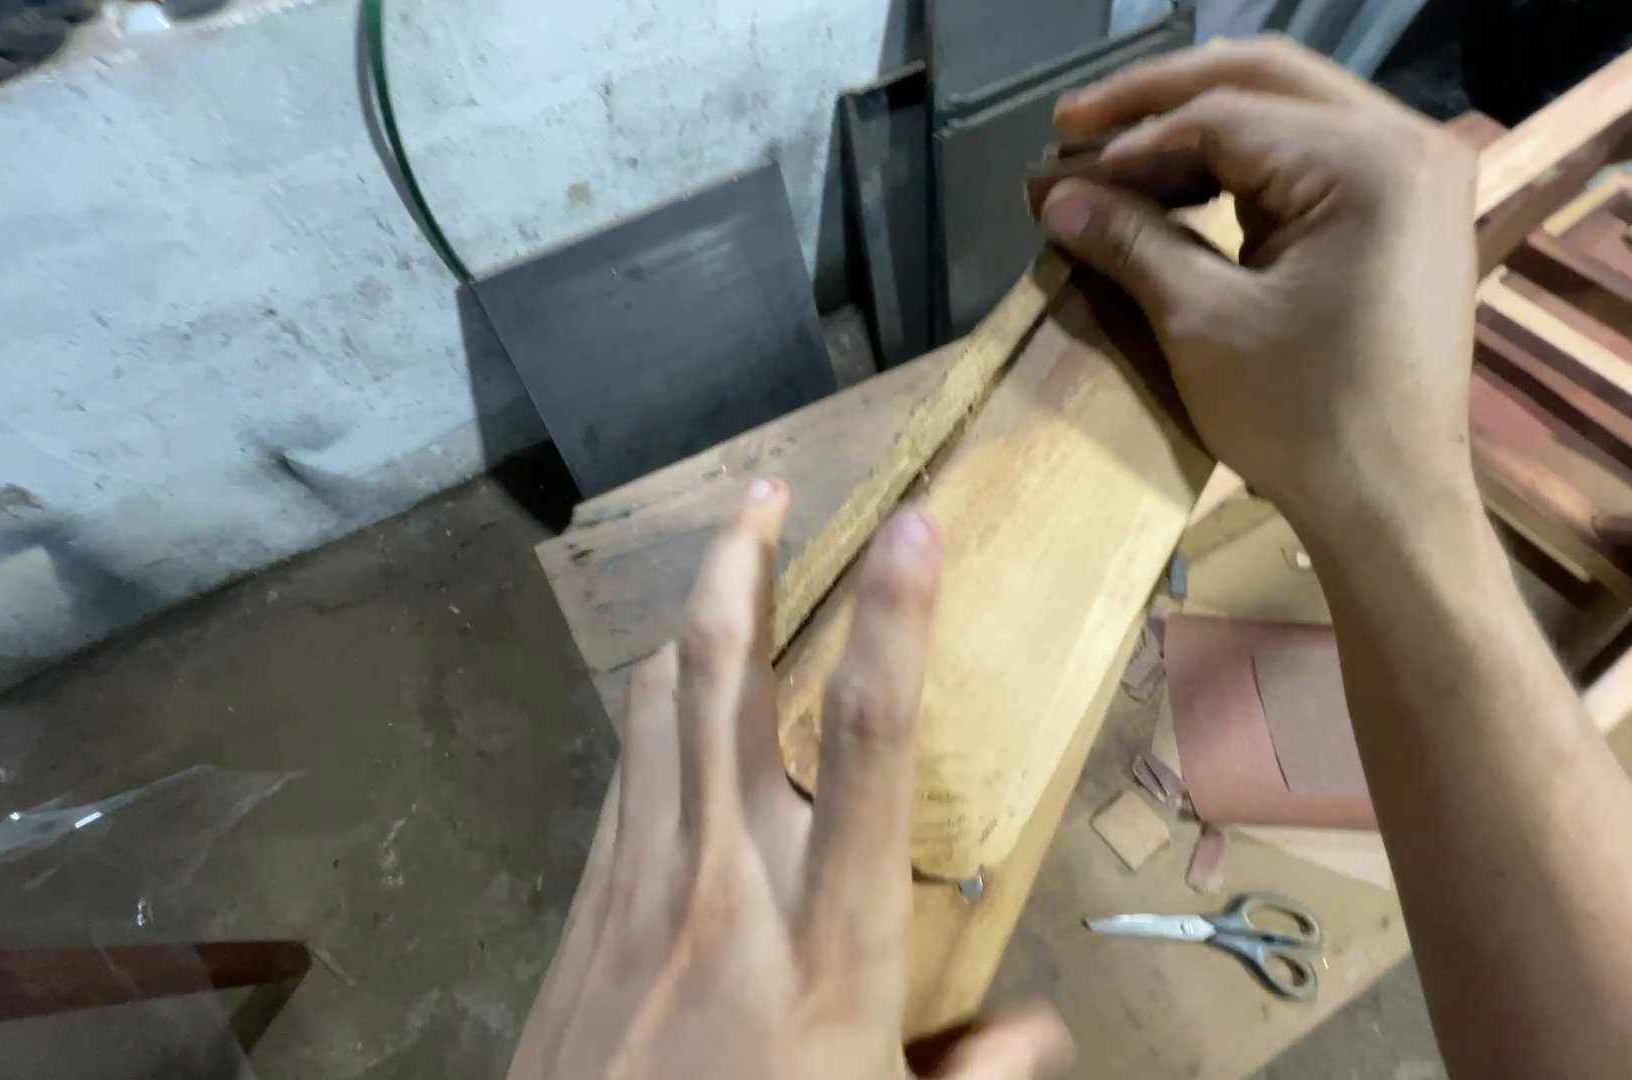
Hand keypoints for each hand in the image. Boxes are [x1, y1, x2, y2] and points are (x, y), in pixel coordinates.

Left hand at [507, 479, 1071, 1079]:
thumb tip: (1044, 1030)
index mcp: (826, 941)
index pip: (870, 741)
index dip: (896, 622)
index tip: (914, 531)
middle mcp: (727, 876)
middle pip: (723, 675)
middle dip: (742, 563)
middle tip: (765, 491)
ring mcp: (640, 877)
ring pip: (661, 698)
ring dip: (696, 612)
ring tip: (730, 555)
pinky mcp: (587, 895)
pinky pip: (626, 761)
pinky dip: (656, 698)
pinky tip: (674, 678)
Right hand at [1037, 39, 1480, 537]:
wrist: (1384, 493)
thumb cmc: (1296, 414)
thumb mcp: (1201, 322)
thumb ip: (1130, 244)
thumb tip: (1056, 198)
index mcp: (1366, 162)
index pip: (1225, 114)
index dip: (1129, 140)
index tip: (1056, 170)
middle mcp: (1401, 143)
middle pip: (1262, 80)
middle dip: (1158, 97)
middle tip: (1071, 121)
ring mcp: (1403, 176)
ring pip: (1281, 114)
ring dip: (1190, 129)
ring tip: (1110, 155)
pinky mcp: (1390, 214)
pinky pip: (1297, 164)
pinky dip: (1228, 169)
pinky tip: (1173, 188)